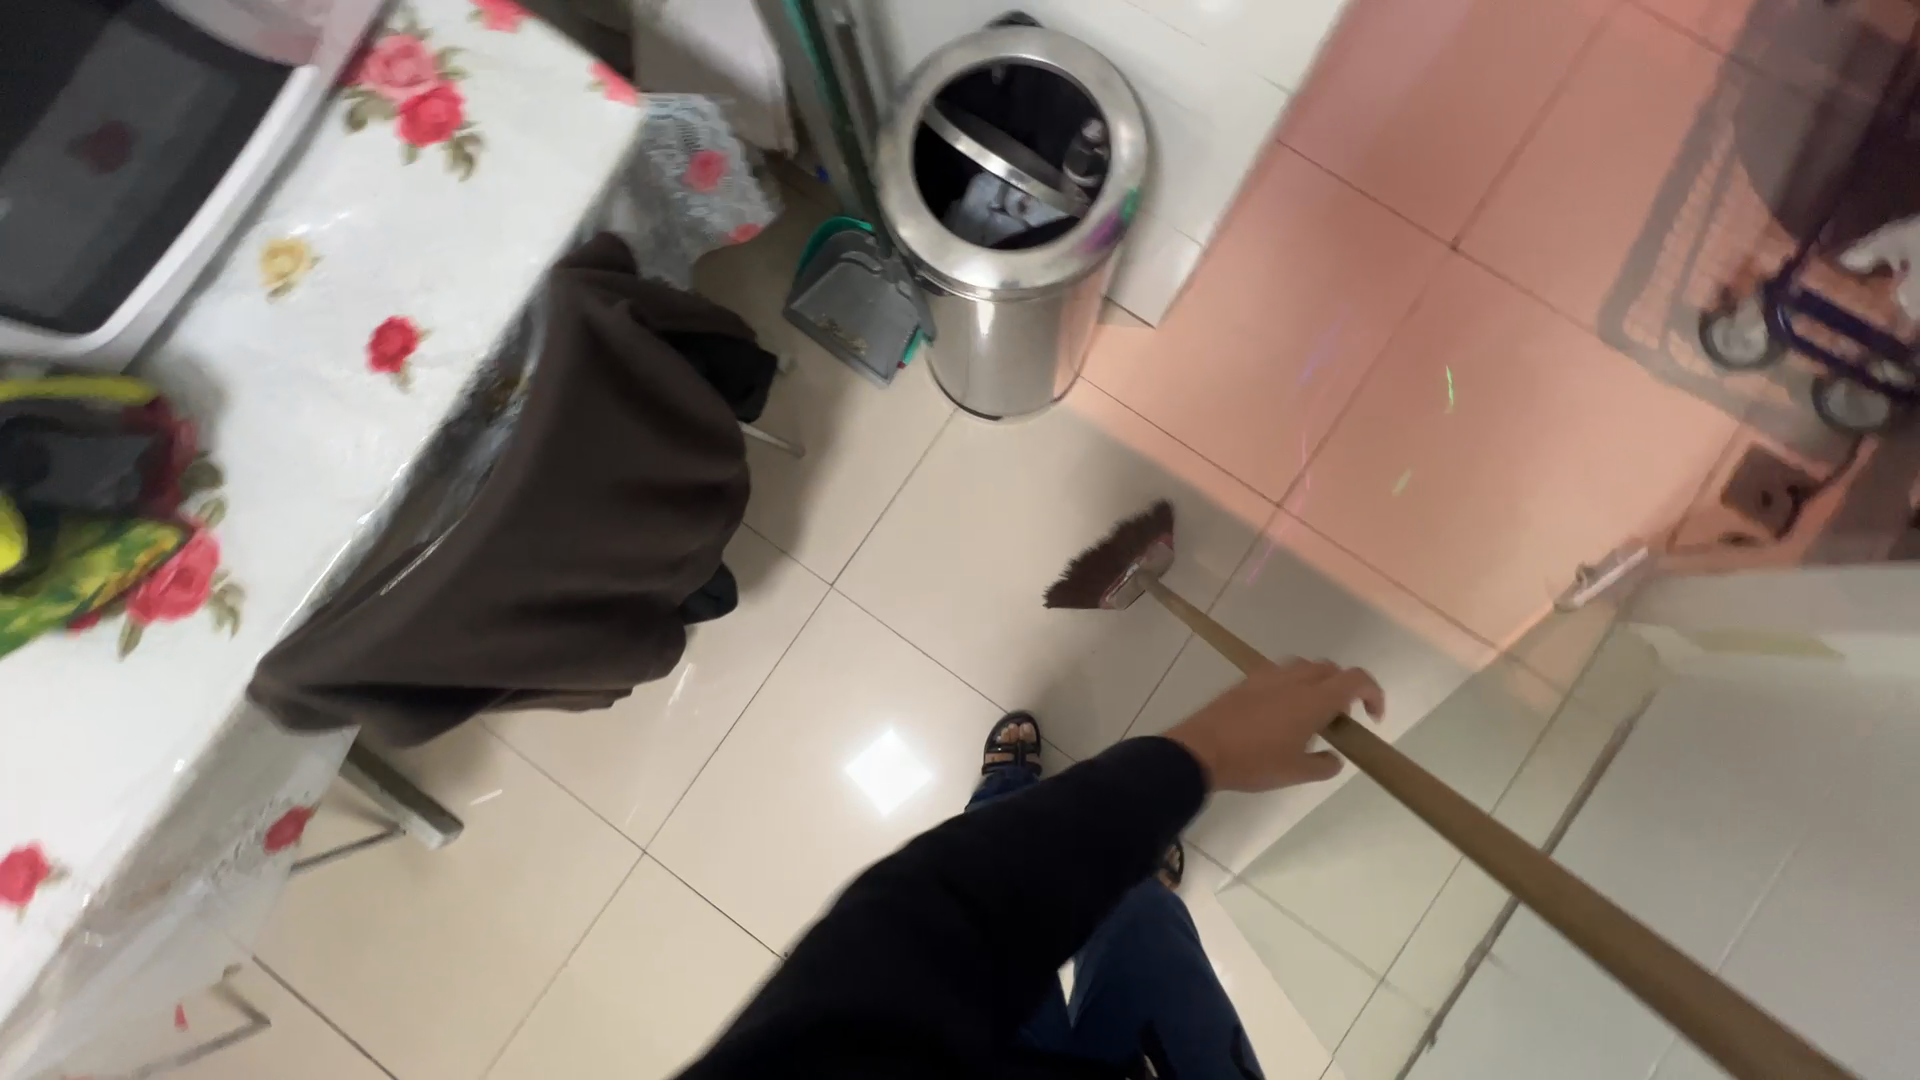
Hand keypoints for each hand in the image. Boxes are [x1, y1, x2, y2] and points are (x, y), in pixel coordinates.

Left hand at [1164, 660, 1384, 793]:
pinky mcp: (1244, 682)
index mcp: (1313, 698)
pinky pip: (1276, 674)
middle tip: (1338, 720)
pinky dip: (1289, 686)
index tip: (1372, 719)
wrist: (1201, 749)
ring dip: (1314, 683)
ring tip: (1308, 715)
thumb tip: (1333, 758)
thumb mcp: (1297, 772)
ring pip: (1301, 667)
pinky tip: (1279, 714)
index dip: (1373, 693)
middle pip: (1329, 668)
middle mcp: (1292, 679)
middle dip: (1342, 688)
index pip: (1356, 678)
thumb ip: (1323, 764)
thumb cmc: (1254, 762)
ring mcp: (1265, 677)